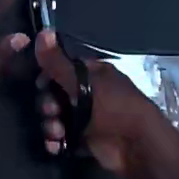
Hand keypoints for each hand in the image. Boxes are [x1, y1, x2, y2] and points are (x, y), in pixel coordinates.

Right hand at [34, 30, 168, 178]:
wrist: (138, 147)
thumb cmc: (113, 107)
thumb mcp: (83, 82)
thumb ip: (58, 62)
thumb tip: (42, 31)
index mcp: (92, 74)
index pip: (61, 68)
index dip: (47, 76)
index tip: (40, 85)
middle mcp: (90, 93)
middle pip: (56, 95)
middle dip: (48, 105)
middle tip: (51, 112)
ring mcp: (88, 118)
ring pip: (57, 117)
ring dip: (51, 125)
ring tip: (56, 133)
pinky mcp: (87, 140)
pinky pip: (63, 137)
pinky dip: (56, 142)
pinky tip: (55, 146)